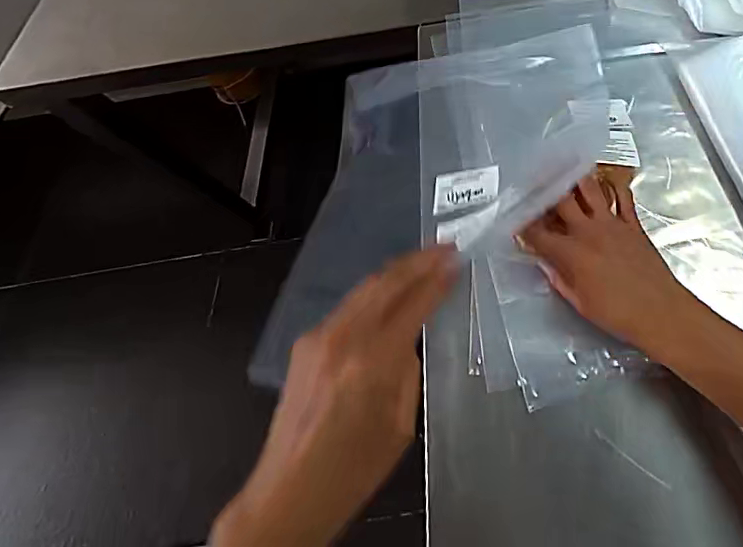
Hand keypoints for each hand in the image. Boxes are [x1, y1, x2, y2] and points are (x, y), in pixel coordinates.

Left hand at [211, 247, 456, 546]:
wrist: (285, 495)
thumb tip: (411, 337)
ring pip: (365, 287)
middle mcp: (343, 338)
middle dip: (419, 261)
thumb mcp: (399, 426)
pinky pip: (349, 306)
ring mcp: (319, 336)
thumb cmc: (352, 471)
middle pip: (387, 282)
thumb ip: (408, 371)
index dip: (438, 280)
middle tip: (446, 247)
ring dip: (397, 270)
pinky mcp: (305, 342)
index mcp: (372, 363)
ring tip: (424, 259)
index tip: (457, 261)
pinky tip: (390, 290)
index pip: (414, 305)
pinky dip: (375, 291)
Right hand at [517, 171, 707, 356]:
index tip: (517, 219)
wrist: (660, 311)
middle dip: (546, 188)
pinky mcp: (632, 224)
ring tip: (567, 165)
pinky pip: (622, 198)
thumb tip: (545, 265)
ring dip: (577, 178)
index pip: (540, 234)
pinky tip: (609, 181)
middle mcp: (589, 231)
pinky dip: (615, 187)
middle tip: (537, 177)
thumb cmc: (618, 314)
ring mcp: (612, 224)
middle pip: (562, 202)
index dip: (525, 226)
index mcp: (572, 253)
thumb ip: (560, 280)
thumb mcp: (581, 303)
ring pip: (590, 191)